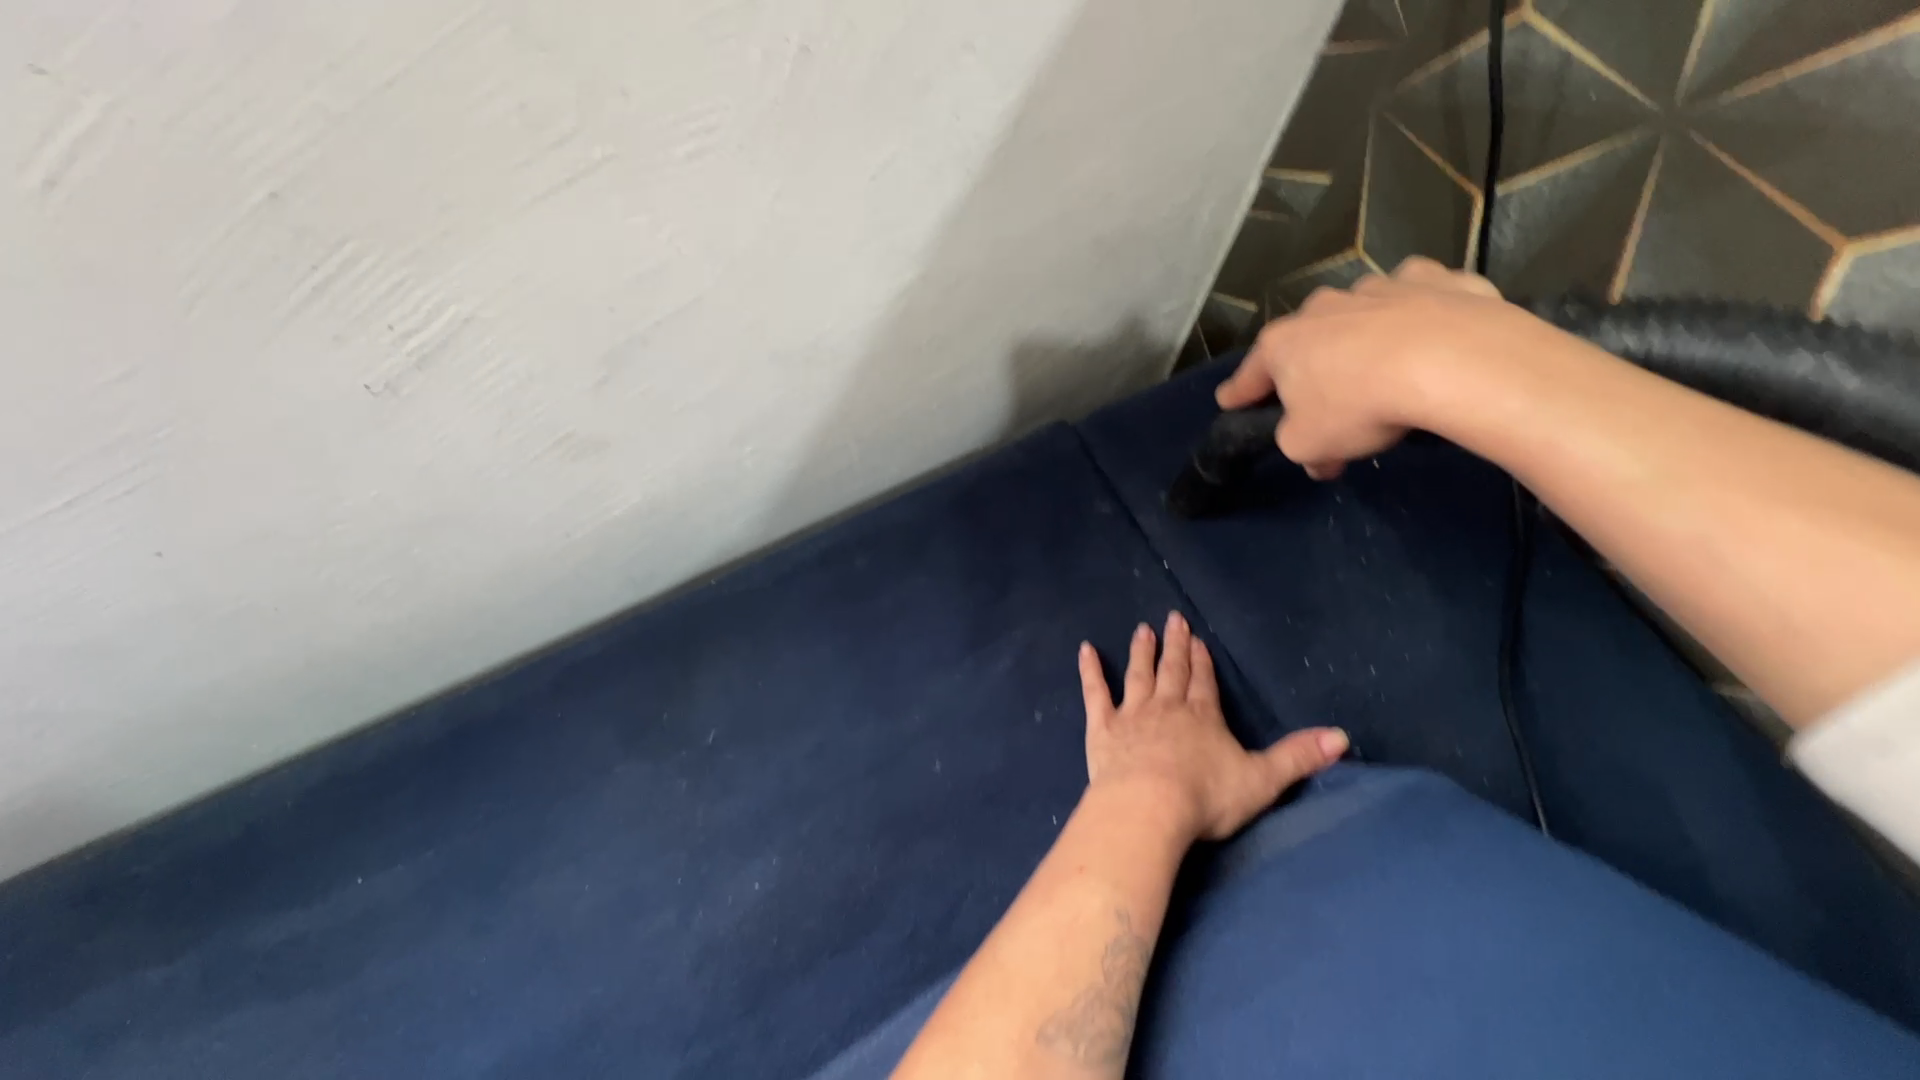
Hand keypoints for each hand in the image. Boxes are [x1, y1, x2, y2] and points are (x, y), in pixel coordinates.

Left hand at [1077, 612, 1347, 841]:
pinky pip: (1095, 692)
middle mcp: (1168, 708)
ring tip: (1141, 630)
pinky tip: (1085, 650)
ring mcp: (1132, 716)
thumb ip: (1298, 758)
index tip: (1198, 641)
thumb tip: (1343, 737)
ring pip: (1138, 676)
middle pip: (1172, 673)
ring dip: (1141, 653)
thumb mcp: (1262, 780)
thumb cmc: (1205, 797)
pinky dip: (1090, 670)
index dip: (1202, 662)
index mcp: (1203, 718)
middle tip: (1172, 621)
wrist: (1148, 808)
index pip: (1205, 683)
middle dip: (1174, 647)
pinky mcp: (1101, 729)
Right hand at [1213, 256, 1514, 479]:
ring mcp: (1378, 286)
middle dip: (1308, 365)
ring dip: (1362, 335)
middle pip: (1306, 340)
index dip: (1238, 394)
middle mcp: (1322, 306)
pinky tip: (1432, 330)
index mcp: (1283, 343)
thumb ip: (1301, 449)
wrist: (1452, 361)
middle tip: (1322, 398)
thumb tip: (1319, 459)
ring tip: (1384, 367)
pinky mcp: (1434, 278)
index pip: (1249, 375)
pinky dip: (1419, 312)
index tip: (1229, 402)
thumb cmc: (1360, 405)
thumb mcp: (1310, 445)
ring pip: (1360, 313)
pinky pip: (1417, 297)